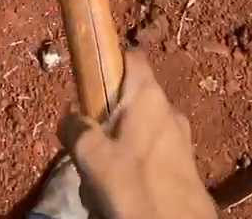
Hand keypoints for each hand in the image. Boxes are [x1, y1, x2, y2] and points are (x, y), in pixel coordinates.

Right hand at [59, 55, 216, 218]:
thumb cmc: (136, 186)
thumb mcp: (92, 156)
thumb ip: (75, 129)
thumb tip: (69, 119)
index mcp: (148, 95)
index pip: (129, 55)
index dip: (108, 60)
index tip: (88, 79)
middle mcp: (167, 109)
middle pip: (127, 101)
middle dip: (104, 122)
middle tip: (88, 148)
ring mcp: (178, 139)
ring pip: (135, 133)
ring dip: (114, 152)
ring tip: (100, 182)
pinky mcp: (183, 168)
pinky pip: (148, 157)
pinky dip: (132, 170)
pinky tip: (119, 196)